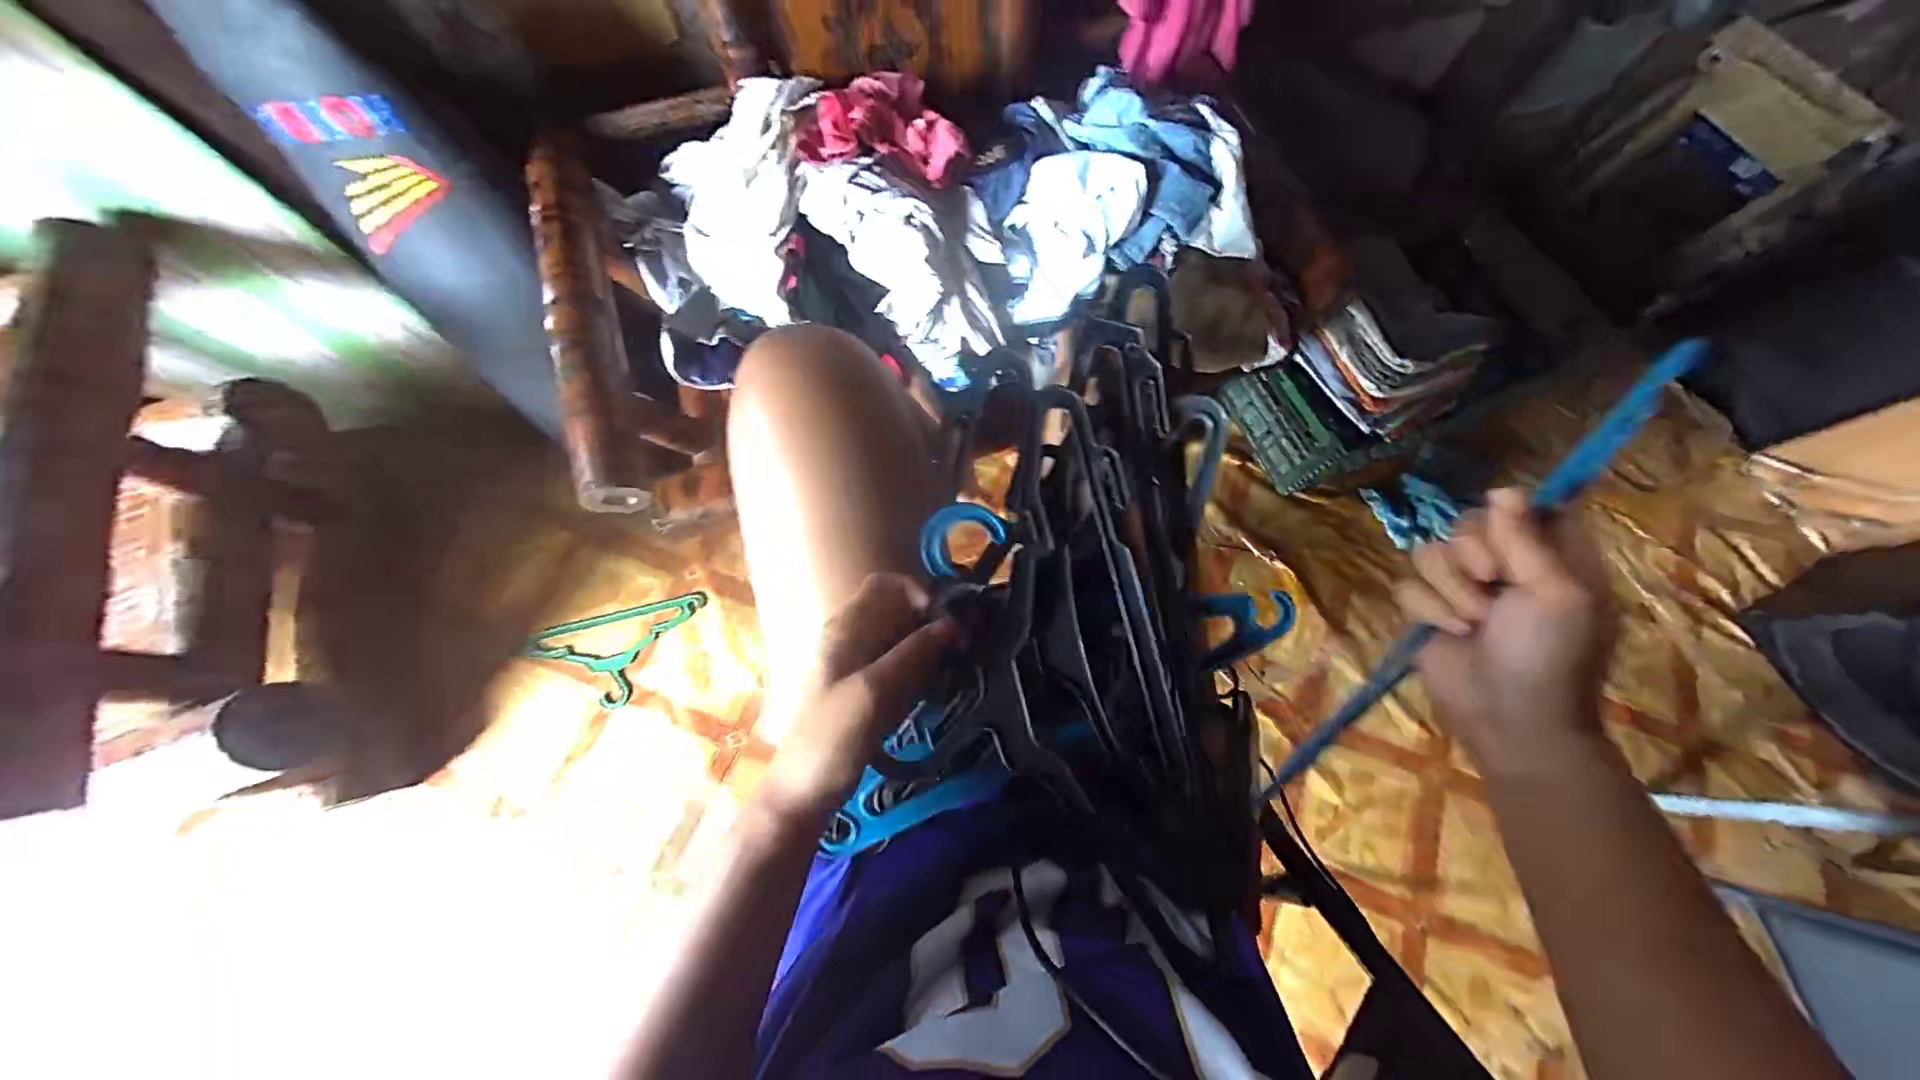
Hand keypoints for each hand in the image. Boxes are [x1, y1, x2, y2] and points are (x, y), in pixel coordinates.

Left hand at [759, 573, 957, 819]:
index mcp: (846, 628)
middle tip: (962, 649)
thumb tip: (953, 623)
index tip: (946, 620)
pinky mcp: (867, 693)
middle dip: (932, 622)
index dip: (917, 591)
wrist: (803, 793)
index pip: (885, 585)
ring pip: (903, 640)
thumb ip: (913, 653)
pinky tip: (936, 691)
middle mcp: (852, 640)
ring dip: (931, 649)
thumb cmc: (833, 737)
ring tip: (955, 671)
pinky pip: (901, 668)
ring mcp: (859, 667)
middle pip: (899, 612)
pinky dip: (921, 672)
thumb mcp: (875, 691)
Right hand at [1393, 488, 1615, 776]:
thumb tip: (1503, 488)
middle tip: (1493, 586)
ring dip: (1450, 590)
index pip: (1523, 507)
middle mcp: (1503, 564)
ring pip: (1429, 552)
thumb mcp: (1555, 594)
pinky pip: (1406, 585)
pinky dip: (1427, 610)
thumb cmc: (1548, 655)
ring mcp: (1460, 587)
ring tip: (1473, 623)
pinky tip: (1450, 633)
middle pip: (1466, 523)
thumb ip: (1526, 539)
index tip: (1509, 541)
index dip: (1508, 517)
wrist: (1508, 715)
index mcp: (1549, 556)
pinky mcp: (1425, 608)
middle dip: (1472, 556)